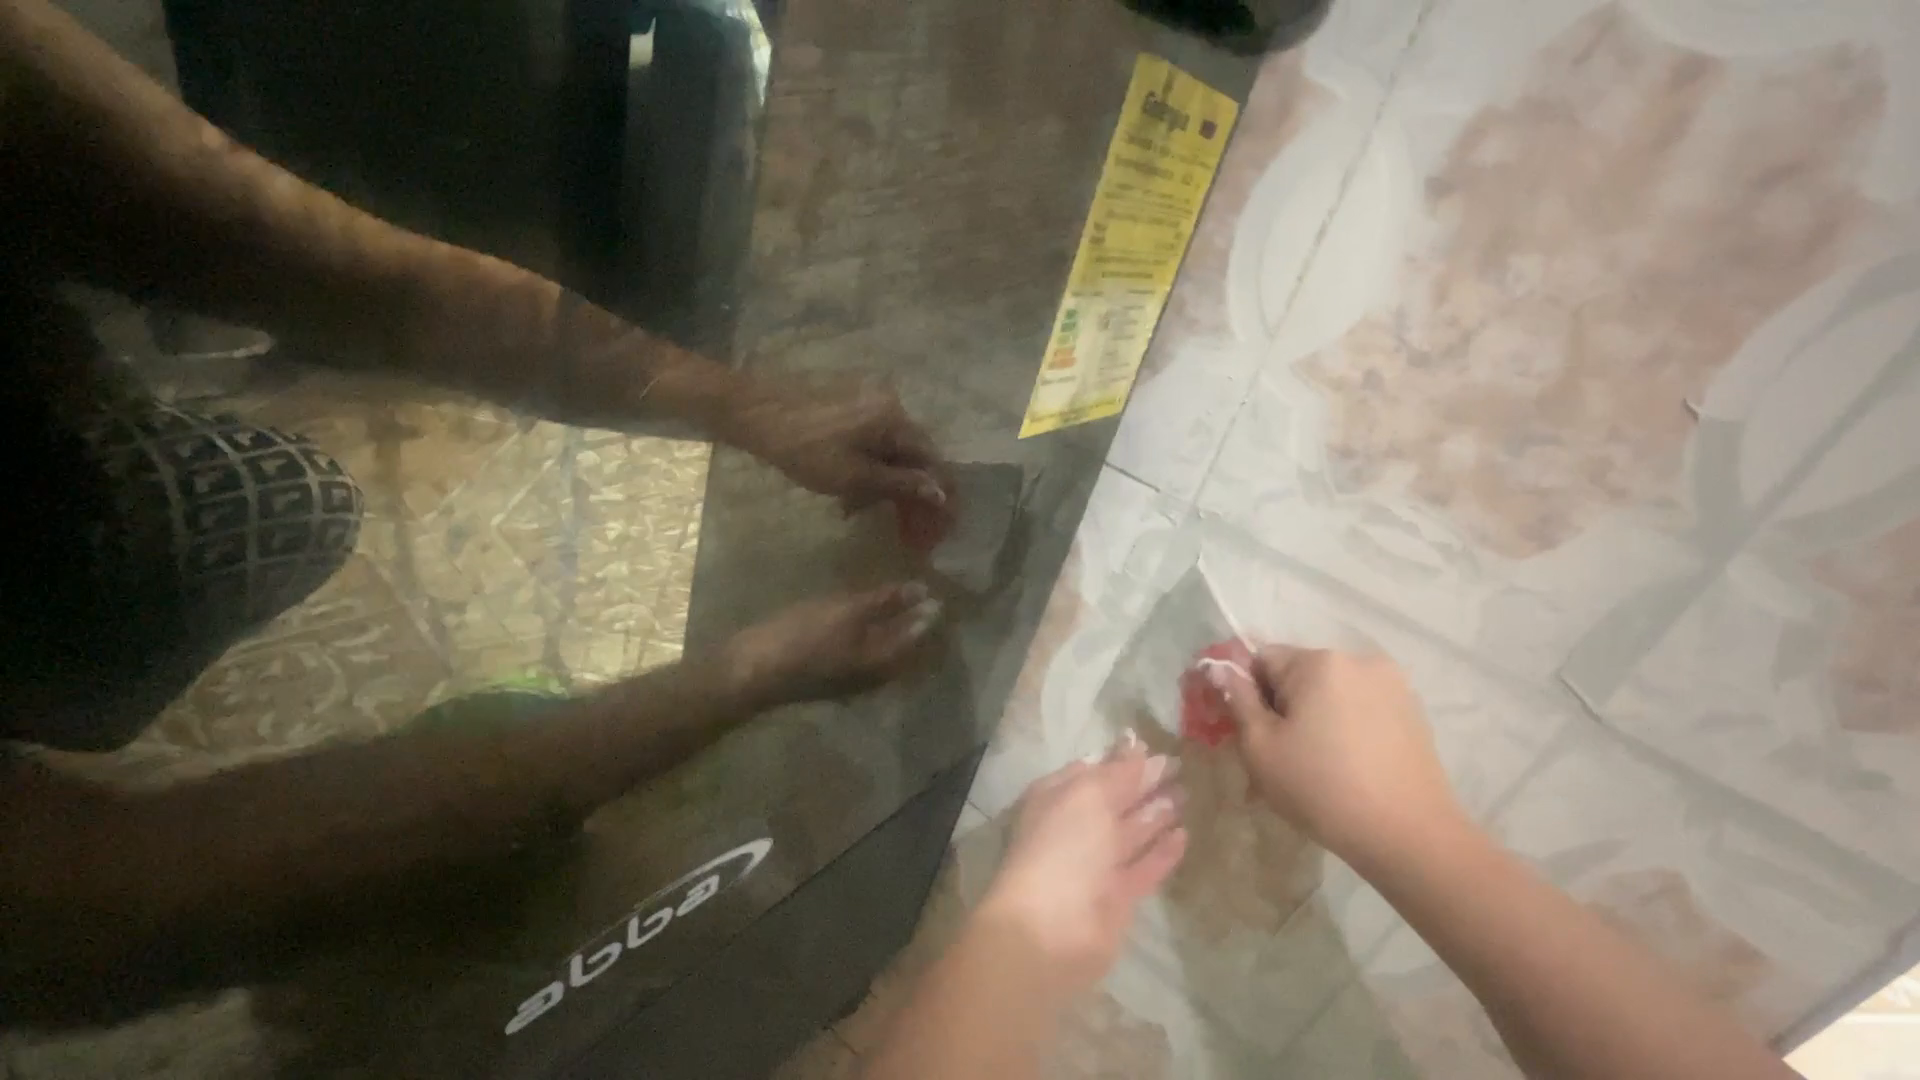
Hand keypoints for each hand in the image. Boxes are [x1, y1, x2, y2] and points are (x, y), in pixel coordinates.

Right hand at [720, 582, 942, 708]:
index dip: (927, 613)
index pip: (919, 637)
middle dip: (913, 622)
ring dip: (893, 627)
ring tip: (896, 600)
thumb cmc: (802, 638)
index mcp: (883, 664)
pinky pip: (863, 652)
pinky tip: (863, 619)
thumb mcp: (846, 614)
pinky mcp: (830, 673)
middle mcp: (873, 677)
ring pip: (883, 651)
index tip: (936, 590)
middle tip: (921, 594)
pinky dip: (871, 634)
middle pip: (904, 649)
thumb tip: (923, 591)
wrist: (750, 671)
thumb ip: (885, 603)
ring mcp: (850, 678)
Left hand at [726, 381, 944, 513]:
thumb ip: (900, 484)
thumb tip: (941, 493)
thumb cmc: (805, 448)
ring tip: (860, 513)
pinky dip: (868, 471)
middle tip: (906, 532)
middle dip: (911, 496)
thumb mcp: (854, 476)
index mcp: (898, 420)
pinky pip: (872, 445)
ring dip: (886, 486)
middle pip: (915, 458)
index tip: (938, 529)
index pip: (935, 462)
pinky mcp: (850, 409)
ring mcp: (869, 405)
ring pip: (891, 454)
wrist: (755, 412)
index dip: (941, 498)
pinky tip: (848, 496)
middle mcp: (892, 407)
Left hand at [977, 739, 1186, 995]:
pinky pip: (1144, 867)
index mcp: (1057, 797)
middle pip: (1113, 800)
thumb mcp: (1088, 796)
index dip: (1119, 759)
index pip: (1091, 771)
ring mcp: (1095, 864)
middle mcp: (1074, 827)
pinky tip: (1184, 835)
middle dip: (1142, 783)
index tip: (1151, 746)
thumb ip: (1117, 772)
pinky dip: (1162, 852)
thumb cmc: (1063, 846)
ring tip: (1186, 794)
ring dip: (1156, 814)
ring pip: (1130, 832)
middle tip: (1179, 766)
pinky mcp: (1117, 897)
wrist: (1050, 928)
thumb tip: (1135, 743)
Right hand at [1212, 647, 1464, 866]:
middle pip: (1299, 674)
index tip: (1254, 733)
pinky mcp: (1413, 712)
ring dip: (1316, 717)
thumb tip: (1220, 669)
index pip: (1261, 659)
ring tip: (1317, 765)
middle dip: (1284, 706)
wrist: (1408, 835)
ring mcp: (1392, 685)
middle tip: (1281, 756)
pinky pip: (1361, 708)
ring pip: (1331, 692)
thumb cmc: (1321, 788)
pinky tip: (1349, 766)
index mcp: (1318, 662)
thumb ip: (1237, 700)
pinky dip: (1346, 727)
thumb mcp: (1260, 747)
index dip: (1249, 694)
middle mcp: (1358, 660)